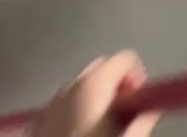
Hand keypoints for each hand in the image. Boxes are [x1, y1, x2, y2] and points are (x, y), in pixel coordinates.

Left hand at [30, 52, 156, 136]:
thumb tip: (151, 108)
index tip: (138, 100)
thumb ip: (143, 117)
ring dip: (93, 97)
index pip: (125, 57)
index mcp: (94, 83)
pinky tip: (76, 131)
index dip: (137, 76)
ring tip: (99, 124)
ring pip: (79, 86)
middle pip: (100, 67)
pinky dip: (72, 109)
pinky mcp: (35, 123)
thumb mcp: (126, 134)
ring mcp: (49, 103)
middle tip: (122, 112)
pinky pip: (60, 104)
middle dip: (114, 83)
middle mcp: (69, 85)